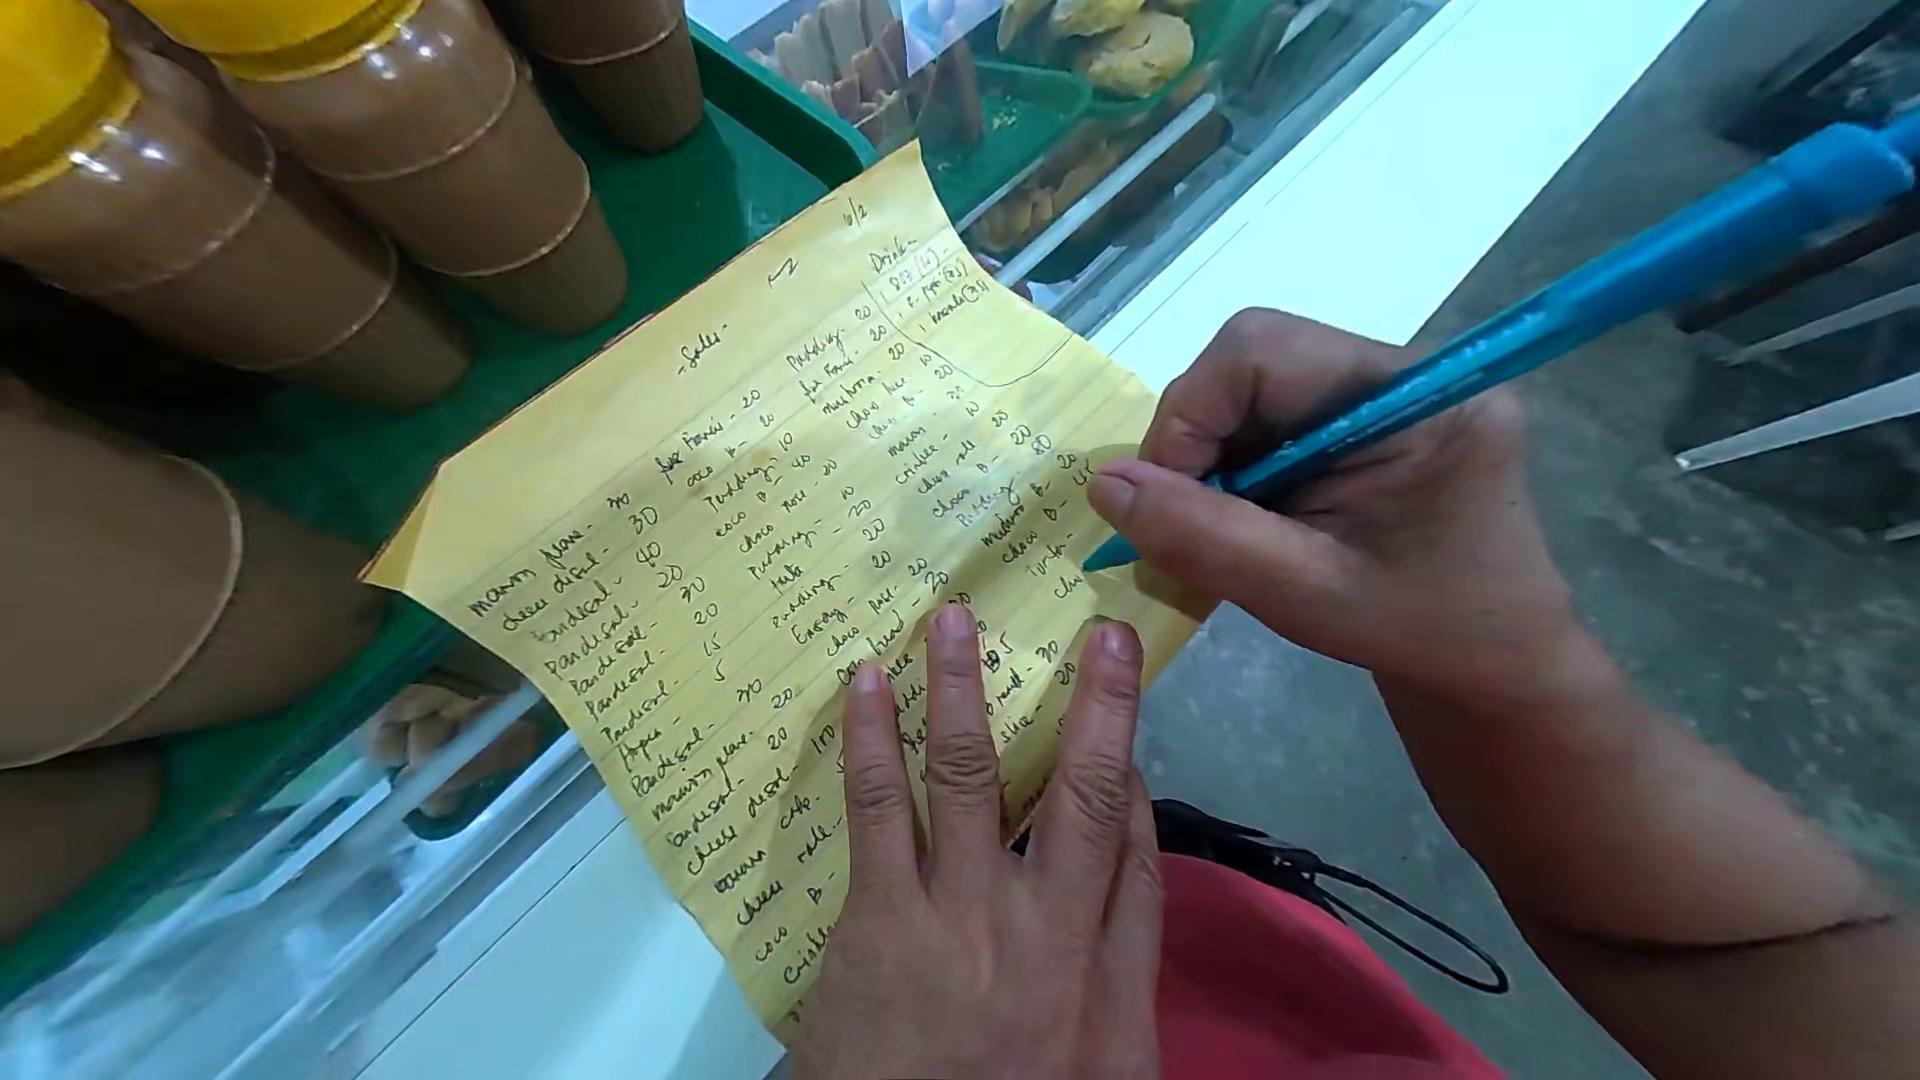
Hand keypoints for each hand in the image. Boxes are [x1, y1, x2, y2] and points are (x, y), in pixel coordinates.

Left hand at [789, 604, 1161, 1079]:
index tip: (1115, 703)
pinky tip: (870, 683)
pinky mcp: (882, 921)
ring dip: (963, 686)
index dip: (1128, 768)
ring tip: (952, 619)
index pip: (1135, 847)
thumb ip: (1117, 957)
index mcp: (1109, 980)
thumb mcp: (1100, 1064)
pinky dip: (876, 736)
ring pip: (973, 772)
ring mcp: (960, 919)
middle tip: (1101, 633)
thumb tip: (1121, 841)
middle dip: (1100, 705)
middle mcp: (1047, 934)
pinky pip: (881, 805)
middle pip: (1085, 793)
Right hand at [1087, 309, 1584, 704]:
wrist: (1483, 656)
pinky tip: (1241, 513)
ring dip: (1203, 457)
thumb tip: (1103, 484)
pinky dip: (1221, 465)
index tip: (1174, 502)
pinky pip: (1255, 415)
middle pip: (1243, 360)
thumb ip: (1197, 535)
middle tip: (1195, 516)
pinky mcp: (1353, 416)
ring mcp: (1374, 391)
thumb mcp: (1296, 592)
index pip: (1258, 351)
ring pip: (1238, 389)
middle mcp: (1396, 373)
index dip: (1189, 418)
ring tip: (1223, 524)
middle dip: (1191, 439)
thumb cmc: (1410, 629)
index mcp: (1412, 399)